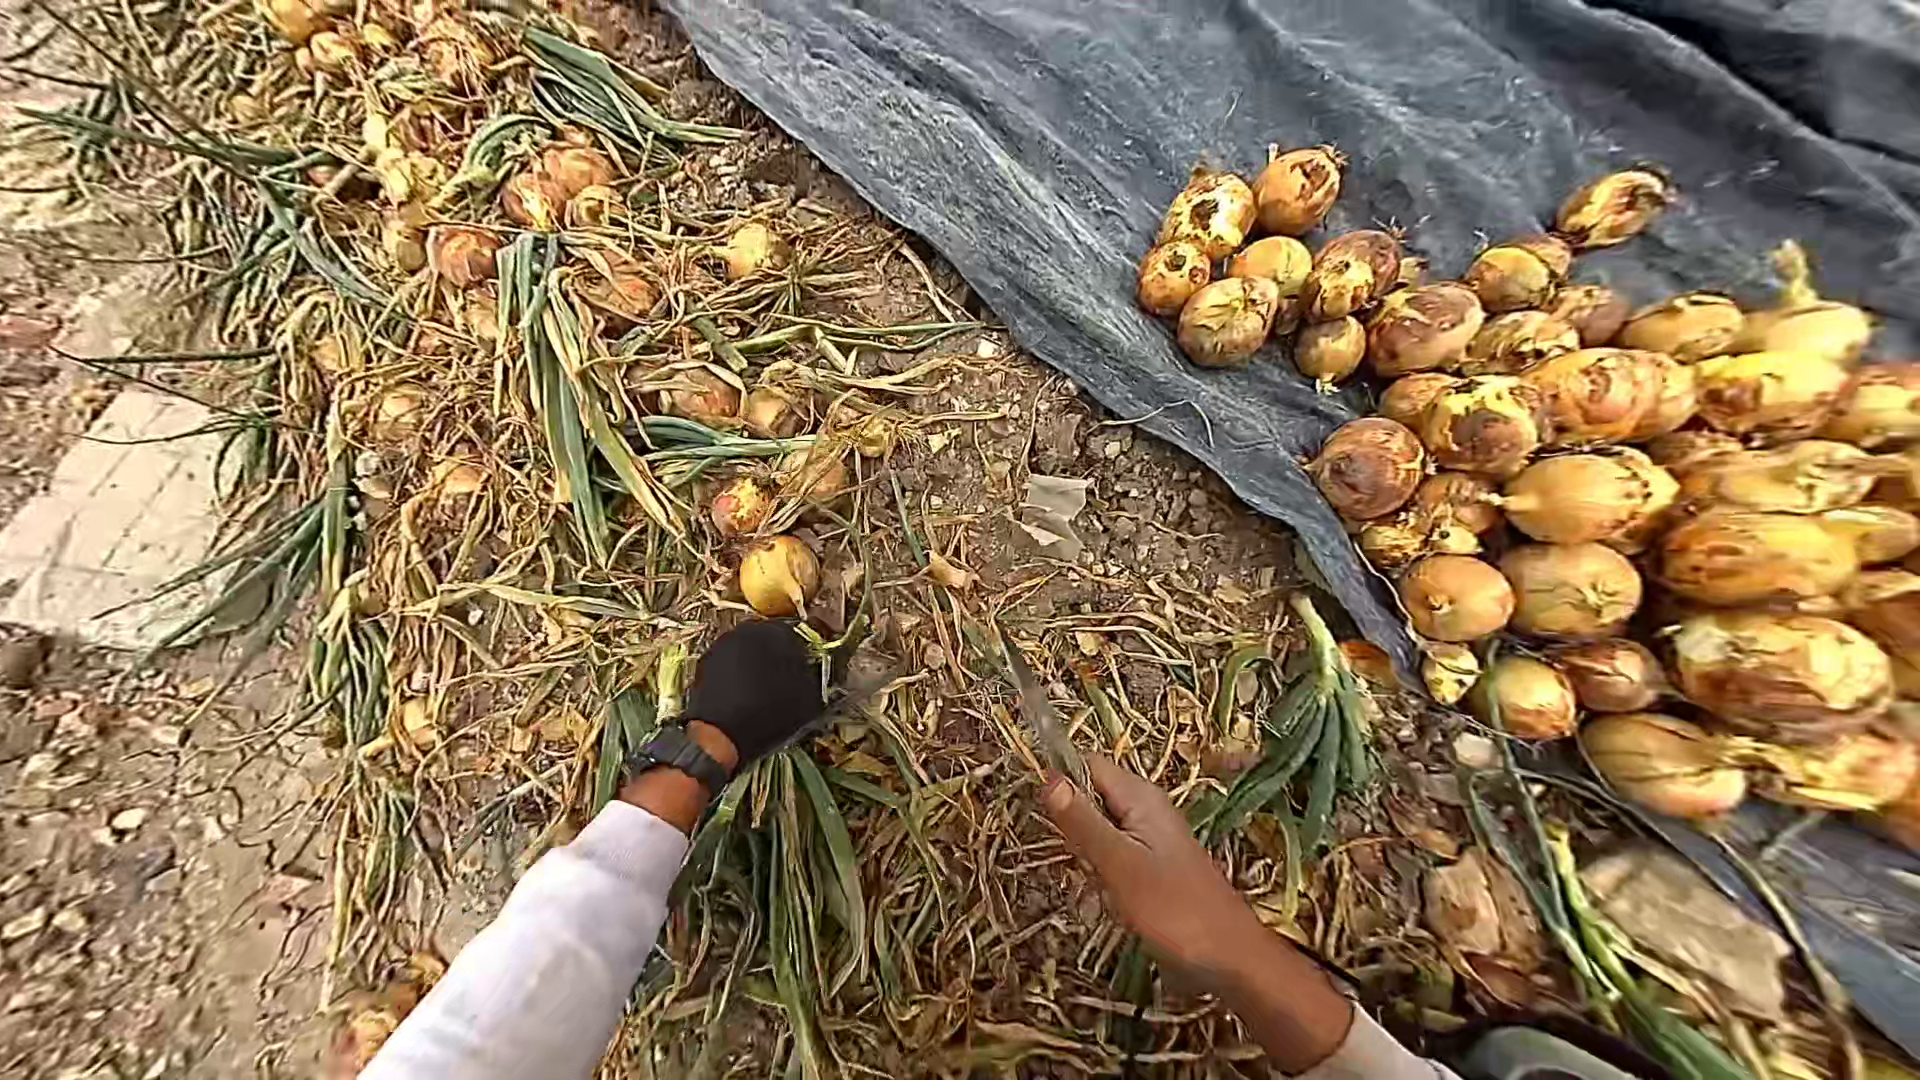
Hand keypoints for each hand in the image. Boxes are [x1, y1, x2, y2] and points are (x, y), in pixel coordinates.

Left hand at [684, 619, 825, 765]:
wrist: (720, 736)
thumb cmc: (771, 713)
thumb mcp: (809, 699)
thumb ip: (814, 677)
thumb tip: (812, 673)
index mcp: (778, 631)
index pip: (798, 635)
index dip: (803, 655)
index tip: (805, 672)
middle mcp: (749, 629)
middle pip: (770, 639)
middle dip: (778, 655)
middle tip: (785, 679)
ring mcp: (723, 644)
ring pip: (748, 649)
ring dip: (756, 663)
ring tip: (764, 689)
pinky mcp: (705, 661)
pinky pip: (730, 663)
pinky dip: (737, 674)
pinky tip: (744, 695)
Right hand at [1043, 756, 1354, 1071]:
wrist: (1234, 960)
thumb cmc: (1175, 910)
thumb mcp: (1119, 864)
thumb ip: (1082, 821)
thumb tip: (1048, 777)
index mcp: (1138, 795)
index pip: (1086, 764)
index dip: (1061, 780)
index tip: (1045, 814)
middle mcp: (1145, 804)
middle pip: (1091, 794)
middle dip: (1074, 823)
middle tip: (1078, 859)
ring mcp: (1152, 832)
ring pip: (1101, 825)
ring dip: (1088, 851)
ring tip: (1097, 885)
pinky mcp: (1155, 859)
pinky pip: (1116, 849)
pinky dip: (1105, 868)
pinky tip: (1111, 897)